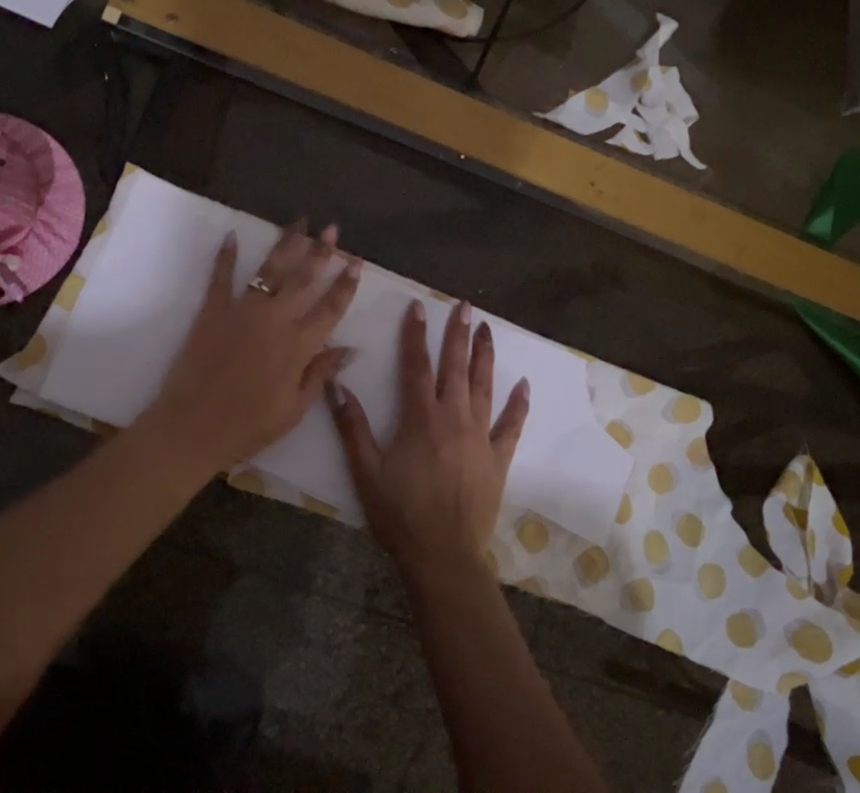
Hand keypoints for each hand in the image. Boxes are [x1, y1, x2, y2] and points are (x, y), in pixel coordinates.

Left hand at [142, 222, 360, 469]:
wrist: (194, 425)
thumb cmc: (249, 426)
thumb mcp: (295, 409)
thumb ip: (321, 375)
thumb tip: (349, 349)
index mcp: (299, 345)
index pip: (330, 308)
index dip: (345, 285)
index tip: (356, 262)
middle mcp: (275, 319)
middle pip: (304, 279)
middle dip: (321, 252)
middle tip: (332, 229)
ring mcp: (242, 310)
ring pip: (271, 269)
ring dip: (288, 244)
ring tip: (300, 222)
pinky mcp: (212, 311)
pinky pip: (221, 277)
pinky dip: (225, 255)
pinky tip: (231, 234)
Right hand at [329, 300, 529, 576]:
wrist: (442, 554)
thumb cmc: (399, 514)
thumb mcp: (365, 471)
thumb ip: (352, 427)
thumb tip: (337, 384)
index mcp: (420, 419)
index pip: (416, 366)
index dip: (416, 335)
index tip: (419, 307)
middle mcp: (453, 418)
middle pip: (455, 367)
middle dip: (458, 334)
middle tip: (464, 306)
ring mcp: (480, 437)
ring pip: (484, 386)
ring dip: (485, 356)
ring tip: (487, 329)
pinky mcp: (498, 459)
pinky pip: (511, 425)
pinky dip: (518, 403)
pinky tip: (523, 384)